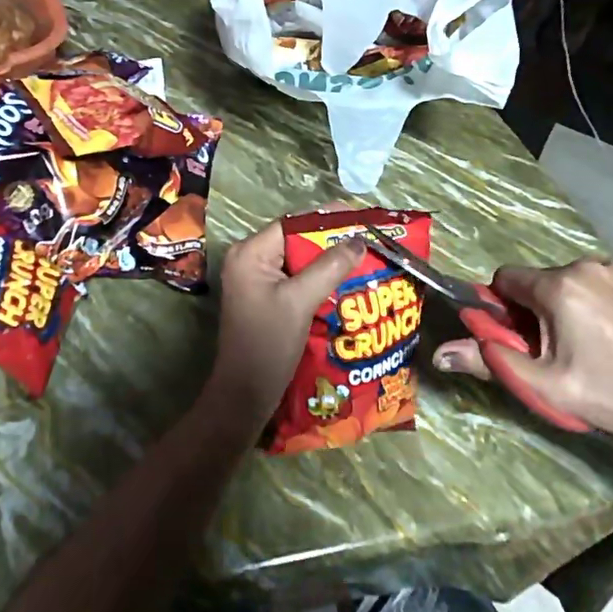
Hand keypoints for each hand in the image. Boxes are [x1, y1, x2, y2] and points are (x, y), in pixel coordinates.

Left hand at [205, 215, 365, 428]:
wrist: (245, 393)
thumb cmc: (268, 344)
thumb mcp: (300, 302)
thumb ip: (329, 267)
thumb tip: (358, 240)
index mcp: (249, 253)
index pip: (292, 224)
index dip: (326, 220)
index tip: (360, 218)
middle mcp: (248, 259)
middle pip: (295, 239)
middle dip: (330, 240)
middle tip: (368, 239)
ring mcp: (254, 278)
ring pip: (297, 259)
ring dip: (327, 260)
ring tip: (364, 257)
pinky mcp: (263, 296)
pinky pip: (294, 277)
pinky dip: (317, 278)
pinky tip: (344, 282)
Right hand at [430, 258, 612, 455]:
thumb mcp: (546, 385)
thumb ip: (491, 361)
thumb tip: (439, 354)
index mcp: (558, 286)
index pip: (505, 278)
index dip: (504, 308)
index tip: (522, 339)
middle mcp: (587, 265)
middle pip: (540, 281)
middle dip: (538, 310)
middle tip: (560, 352)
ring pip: (573, 282)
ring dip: (570, 305)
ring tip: (595, 348)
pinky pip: (605, 284)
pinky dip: (602, 303)